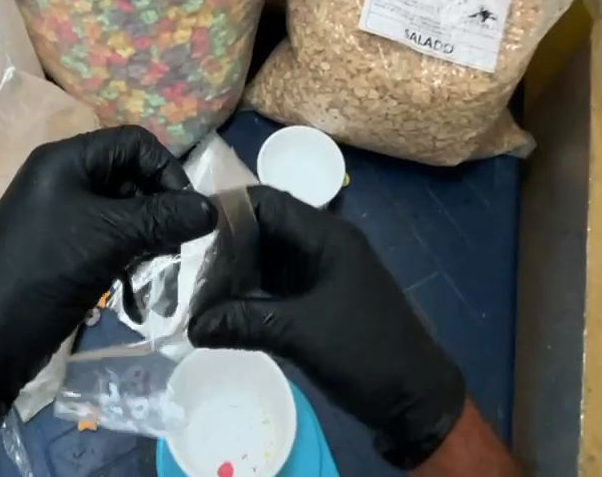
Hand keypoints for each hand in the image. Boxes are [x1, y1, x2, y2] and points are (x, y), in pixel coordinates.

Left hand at [0, 126, 217, 442]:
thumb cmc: (44, 273)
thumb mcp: (109, 239)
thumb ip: (162, 218)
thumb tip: (211, 209)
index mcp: (66, 158)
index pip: (134, 142)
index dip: (167, 170)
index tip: (186, 213)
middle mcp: (62, 175)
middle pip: (129, 173)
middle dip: (158, 206)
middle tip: (175, 245)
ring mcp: (59, 212)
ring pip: (121, 208)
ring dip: (146, 234)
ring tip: (158, 268)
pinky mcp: (60, 245)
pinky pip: (106, 235)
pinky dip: (127, 252)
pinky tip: (135, 284)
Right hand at [189, 185, 466, 468]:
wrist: (417, 400)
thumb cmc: (366, 352)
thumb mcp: (300, 334)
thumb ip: (244, 322)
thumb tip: (192, 325)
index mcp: (326, 234)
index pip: (267, 201)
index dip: (228, 207)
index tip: (190, 224)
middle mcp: (322, 243)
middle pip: (264, 227)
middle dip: (226, 242)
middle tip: (184, 261)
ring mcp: (321, 270)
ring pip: (268, 256)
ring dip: (236, 269)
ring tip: (195, 285)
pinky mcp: (318, 296)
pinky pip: (276, 282)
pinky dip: (250, 290)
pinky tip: (222, 306)